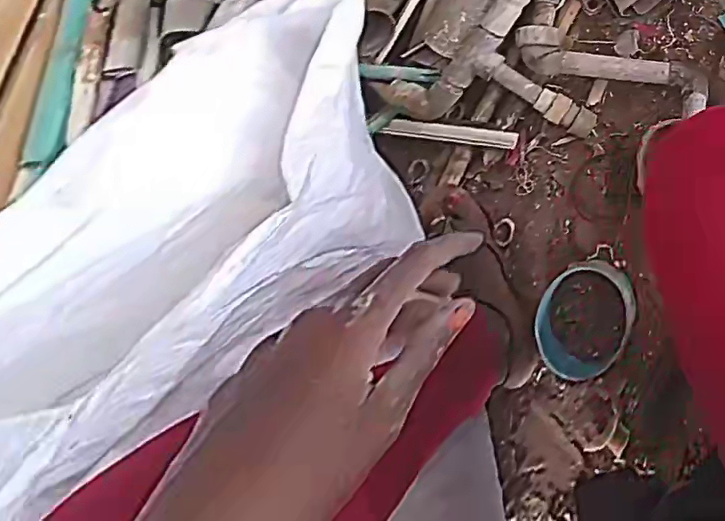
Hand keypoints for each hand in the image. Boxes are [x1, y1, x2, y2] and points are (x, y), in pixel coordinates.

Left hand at [136, 232, 483, 520]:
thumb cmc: (303, 480)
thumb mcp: (383, 417)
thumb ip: (424, 352)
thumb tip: (458, 310)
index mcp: (350, 327)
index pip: (412, 265)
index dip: (448, 248)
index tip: (471, 244)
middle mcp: (313, 321)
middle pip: (378, 281)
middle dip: (420, 283)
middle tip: (450, 296)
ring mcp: (278, 342)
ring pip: (346, 306)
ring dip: (384, 310)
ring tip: (412, 330)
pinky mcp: (253, 368)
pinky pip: (313, 332)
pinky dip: (346, 333)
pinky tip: (355, 362)